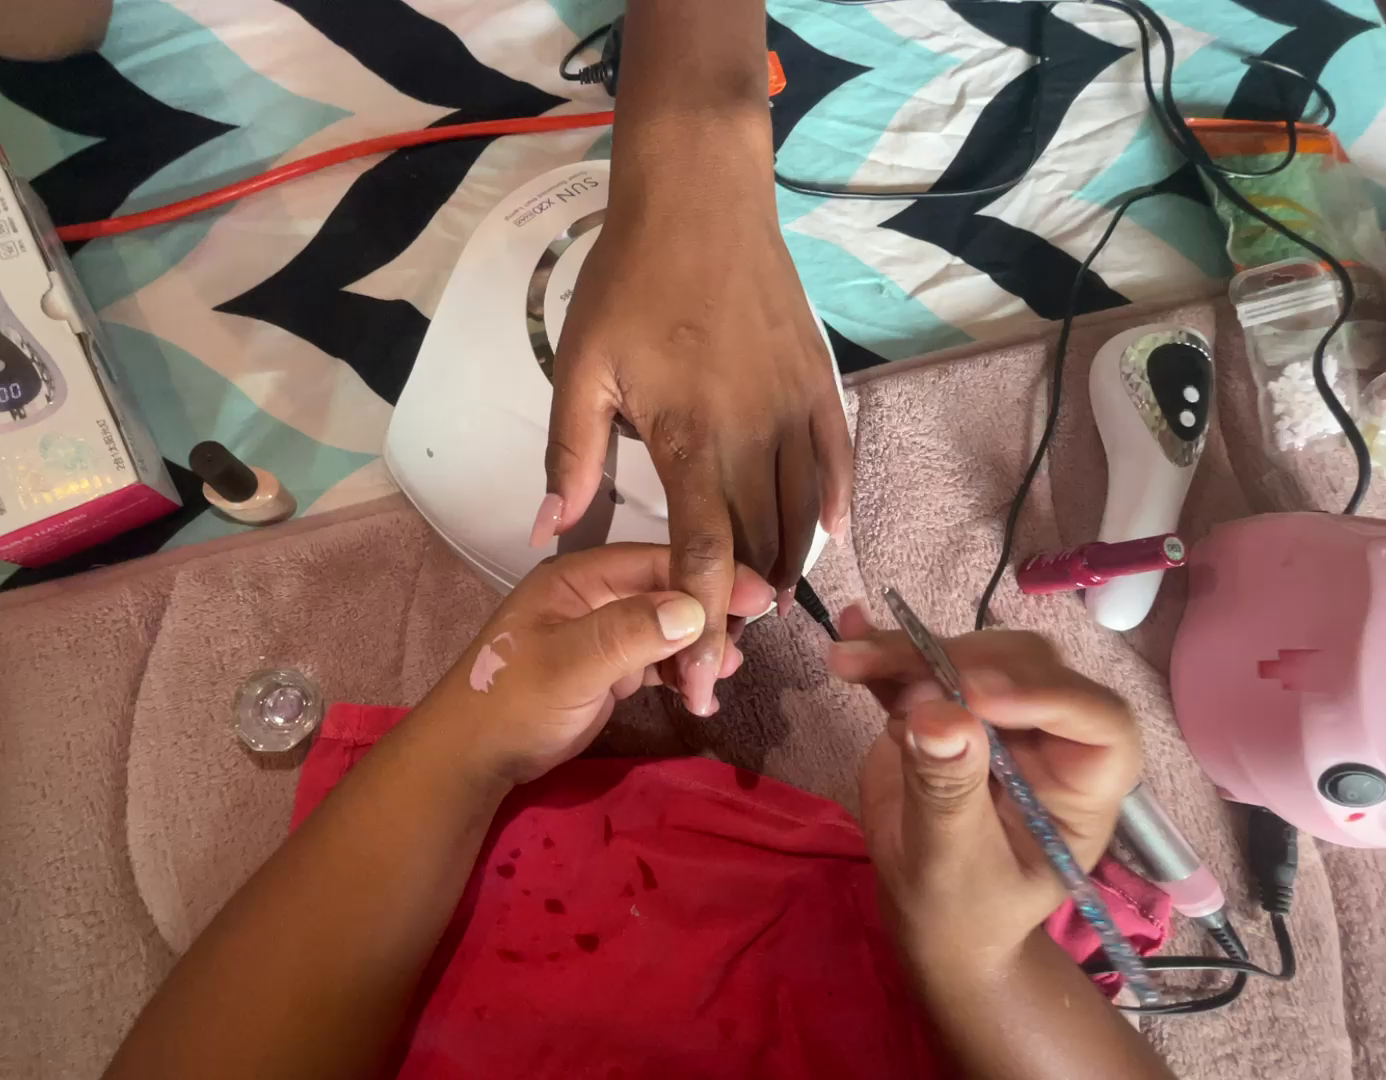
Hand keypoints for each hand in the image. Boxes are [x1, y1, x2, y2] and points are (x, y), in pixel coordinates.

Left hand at [416, 543, 775, 785]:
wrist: (473, 760)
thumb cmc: (511, 703)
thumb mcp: (568, 665)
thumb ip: (627, 634)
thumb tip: (694, 608)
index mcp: (578, 578)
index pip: (653, 562)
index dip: (705, 576)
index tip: (756, 595)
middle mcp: (594, 597)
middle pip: (665, 594)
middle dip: (705, 619)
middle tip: (737, 651)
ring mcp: (602, 633)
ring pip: (665, 628)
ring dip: (695, 651)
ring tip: (720, 677)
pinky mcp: (608, 668)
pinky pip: (655, 661)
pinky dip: (679, 674)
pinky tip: (700, 697)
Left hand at [536, 113, 851, 718]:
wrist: (699, 198)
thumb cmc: (629, 282)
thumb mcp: (579, 369)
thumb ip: (569, 457)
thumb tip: (547, 533)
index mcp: (688, 440)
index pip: (702, 555)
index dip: (700, 624)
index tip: (700, 679)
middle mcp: (753, 438)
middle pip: (756, 550)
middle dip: (741, 615)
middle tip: (726, 659)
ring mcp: (795, 410)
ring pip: (800, 517)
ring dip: (782, 573)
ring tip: (762, 615)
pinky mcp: (821, 384)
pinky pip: (838, 462)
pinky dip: (833, 510)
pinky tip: (826, 545)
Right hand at [826, 605, 1140, 976]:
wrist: (924, 908)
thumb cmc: (962, 905)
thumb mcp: (955, 860)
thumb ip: (949, 791)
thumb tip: (937, 717)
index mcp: (1078, 783)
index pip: (1096, 722)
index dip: (1046, 695)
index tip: (974, 694)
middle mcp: (1042, 737)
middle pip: (1021, 668)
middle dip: (957, 661)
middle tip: (898, 681)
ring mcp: (987, 718)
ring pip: (961, 656)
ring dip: (903, 650)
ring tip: (847, 657)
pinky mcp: (936, 710)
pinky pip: (915, 669)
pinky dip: (882, 649)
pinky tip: (851, 625)